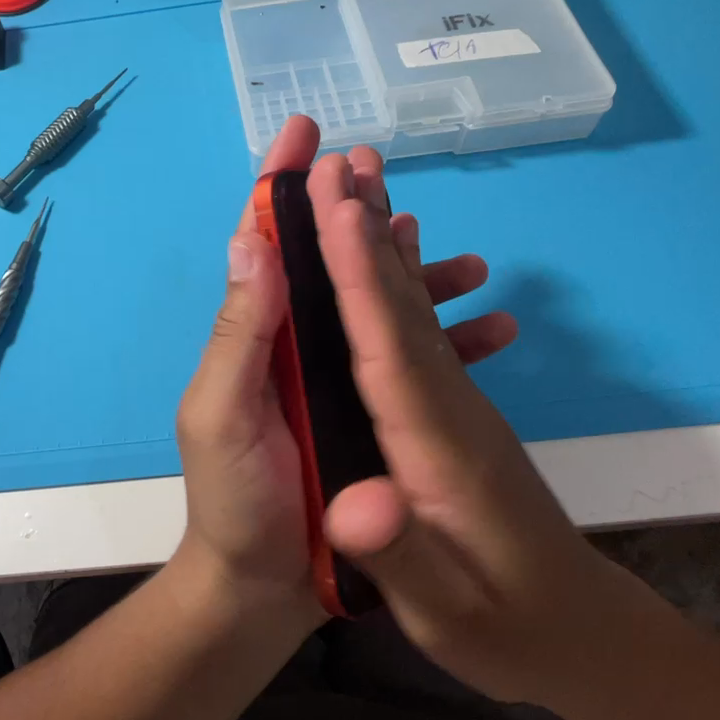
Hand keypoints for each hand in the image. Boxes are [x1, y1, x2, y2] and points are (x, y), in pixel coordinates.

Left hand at [171, 116, 518, 638]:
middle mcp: (295, 340)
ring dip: (419, 273)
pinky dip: (452, 338)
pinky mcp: (373, 411)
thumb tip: (253, 234)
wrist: (266, 587)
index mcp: (255, 332)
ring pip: (380, 302)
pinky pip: (415, 360)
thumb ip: (240, 330)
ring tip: (468, 259)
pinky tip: (496, 328)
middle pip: (331, 259)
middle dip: (359, 215)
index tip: (308, 132)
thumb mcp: (224, 411)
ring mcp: (336, 374)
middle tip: (392, 178)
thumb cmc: (235, 499)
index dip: (282, 184)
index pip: (267, 241)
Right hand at [306, 144, 626, 701]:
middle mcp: (450, 403)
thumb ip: (401, 556)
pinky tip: (395, 254)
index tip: (333, 208)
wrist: (588, 635)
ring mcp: (459, 402)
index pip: (389, 344)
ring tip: (360, 185)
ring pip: (412, 305)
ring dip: (381, 242)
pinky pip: (421, 328)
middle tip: (339, 161)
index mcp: (435, 443)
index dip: (358, 274)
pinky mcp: (458, 409)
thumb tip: (355, 501)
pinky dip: (399, 281)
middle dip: (364, 230)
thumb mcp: (447, 615)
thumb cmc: (506, 627)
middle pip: (400, 303)